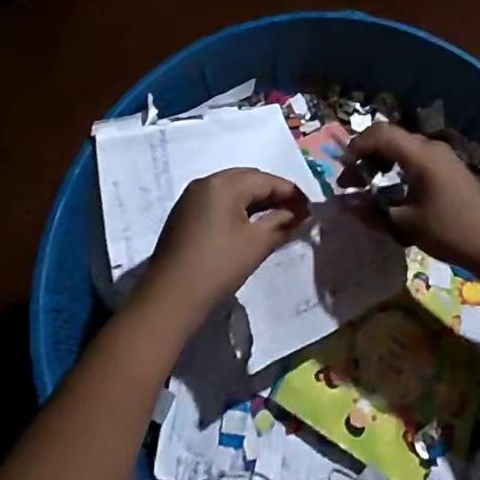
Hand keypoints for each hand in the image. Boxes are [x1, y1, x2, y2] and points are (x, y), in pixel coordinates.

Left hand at [139, 168, 309, 309]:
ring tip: (276, 219)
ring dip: (255, 201)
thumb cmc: (218, 267)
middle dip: (274, 193)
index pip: (266, 180)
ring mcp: (191, 197)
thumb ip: (282, 222)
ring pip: (232, 190)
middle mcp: (206, 182)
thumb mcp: (257, 244)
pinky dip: (237, 208)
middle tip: (295, 213)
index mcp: (224, 183)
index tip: (310, 208)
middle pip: (249, 179)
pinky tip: (249, 225)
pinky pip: (218, 201)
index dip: (291, 193)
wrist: (169, 300)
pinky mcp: (183, 214)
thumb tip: (299, 214)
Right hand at [345, 124, 479, 277]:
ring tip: (369, 188)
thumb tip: (346, 202)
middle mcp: (431, 148)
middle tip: (352, 182)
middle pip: (392, 138)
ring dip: (383, 163)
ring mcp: (444, 158)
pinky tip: (395, 193)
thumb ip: (373, 211)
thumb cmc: (451, 231)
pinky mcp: (451, 171)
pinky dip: (399, 169)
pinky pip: (417, 160)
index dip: (357, 145)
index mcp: (420, 154)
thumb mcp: (406, 225)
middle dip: (367, 156)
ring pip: (404, 149)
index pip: (381, 133)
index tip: (343, 168)